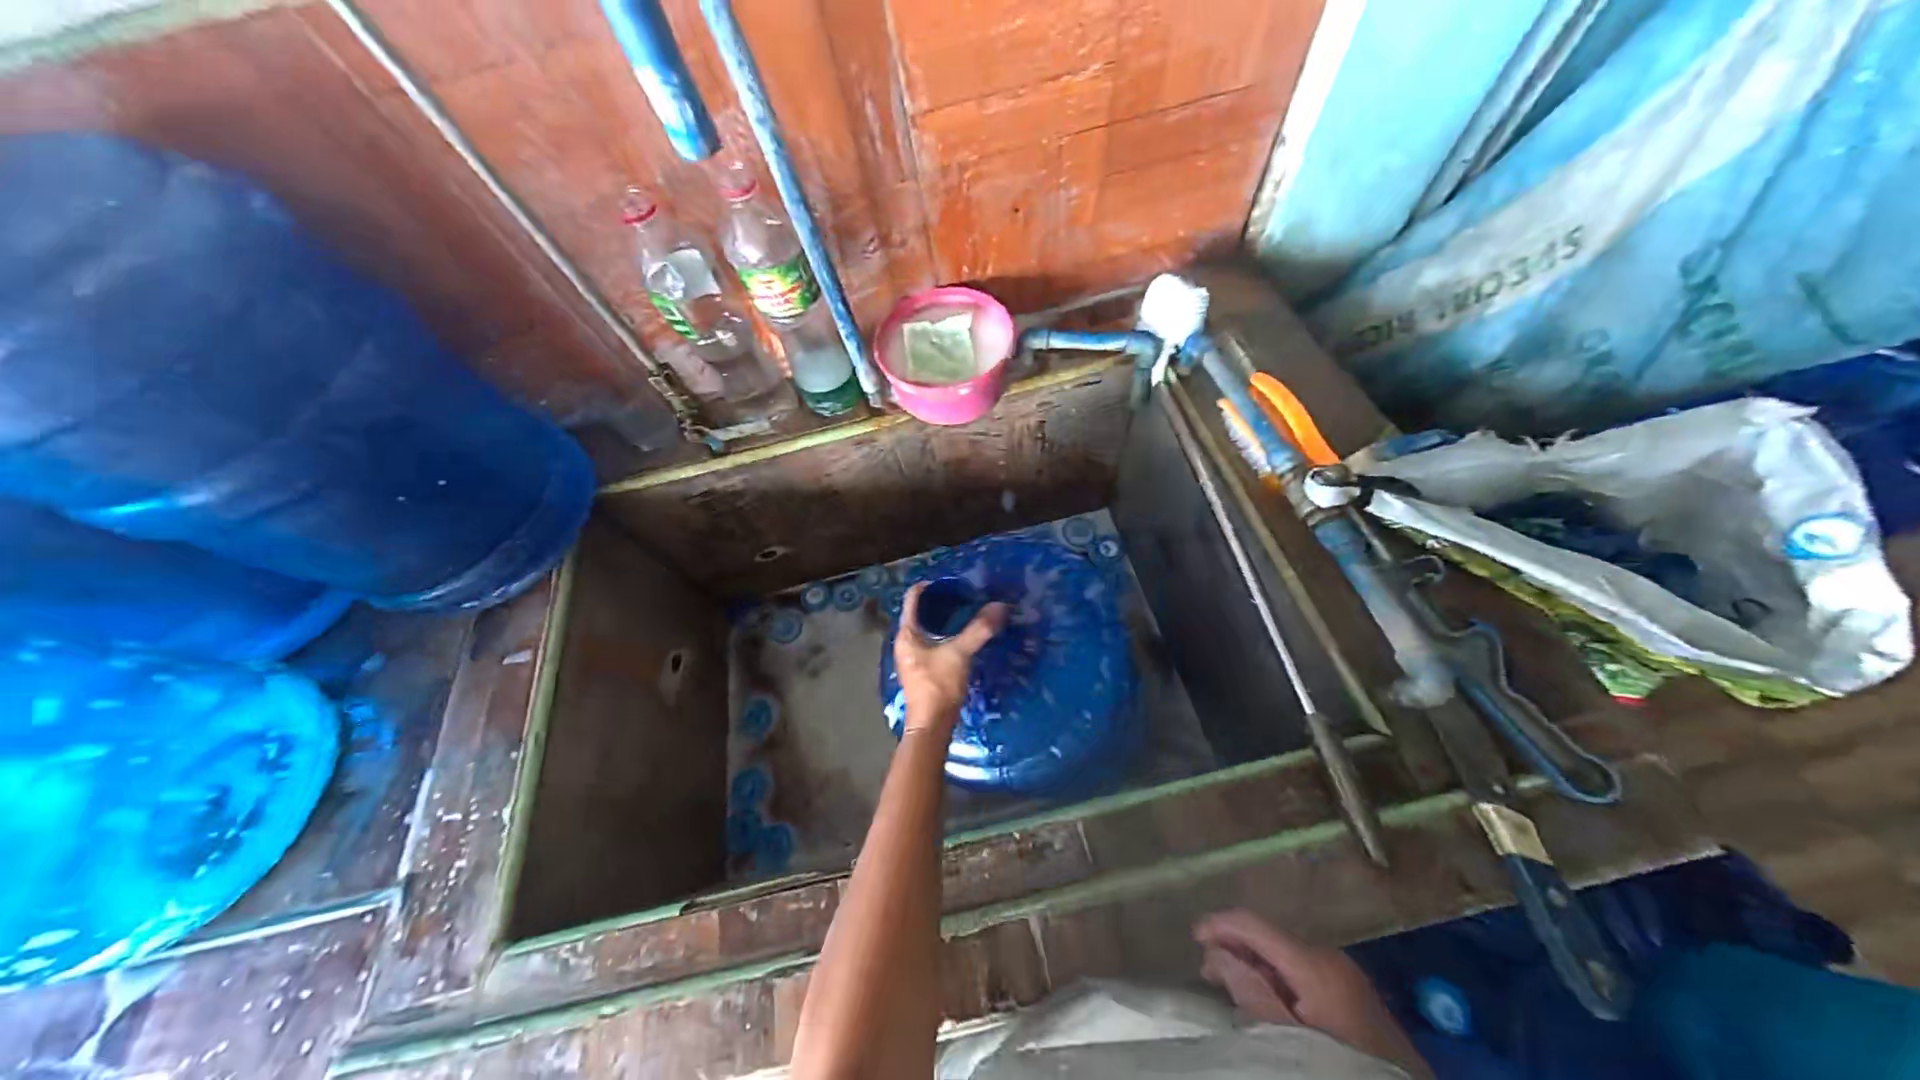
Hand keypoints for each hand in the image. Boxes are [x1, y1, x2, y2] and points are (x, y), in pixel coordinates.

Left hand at [893, 582, 1007, 735]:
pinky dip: (944, 636)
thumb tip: (1000, 607)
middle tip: (964, 596)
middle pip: (919, 613)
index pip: (912, 598)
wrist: (932, 726)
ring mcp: (911, 658)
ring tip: (966, 613)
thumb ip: (979, 630)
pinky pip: (931, 643)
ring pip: (926, 630)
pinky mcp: (920, 671)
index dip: (930, 586)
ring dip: (943, 621)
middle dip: (940, 603)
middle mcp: (904, 643)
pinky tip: (961, 638)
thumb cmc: (939, 686)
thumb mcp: (960, 654)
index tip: (951, 581)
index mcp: (906, 634)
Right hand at [1195, 910, 1430, 1078]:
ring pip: (1284, 954)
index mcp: (1314, 964)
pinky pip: (1302, 971)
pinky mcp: (1352, 993)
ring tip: (1232, 989)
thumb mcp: (1290, 1042)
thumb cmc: (1343, 1070)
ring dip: (1255, 965)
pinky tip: (1267, 1001)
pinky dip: (1277, 978)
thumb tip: (1217, 954)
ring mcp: (1344, 974)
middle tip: (1209, 975)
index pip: (1254, 924)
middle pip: (1269, 938)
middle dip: (1236, 948)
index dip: (1219, 925)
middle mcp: (1329, 957)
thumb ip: (1251, 994)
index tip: (1192, 938)